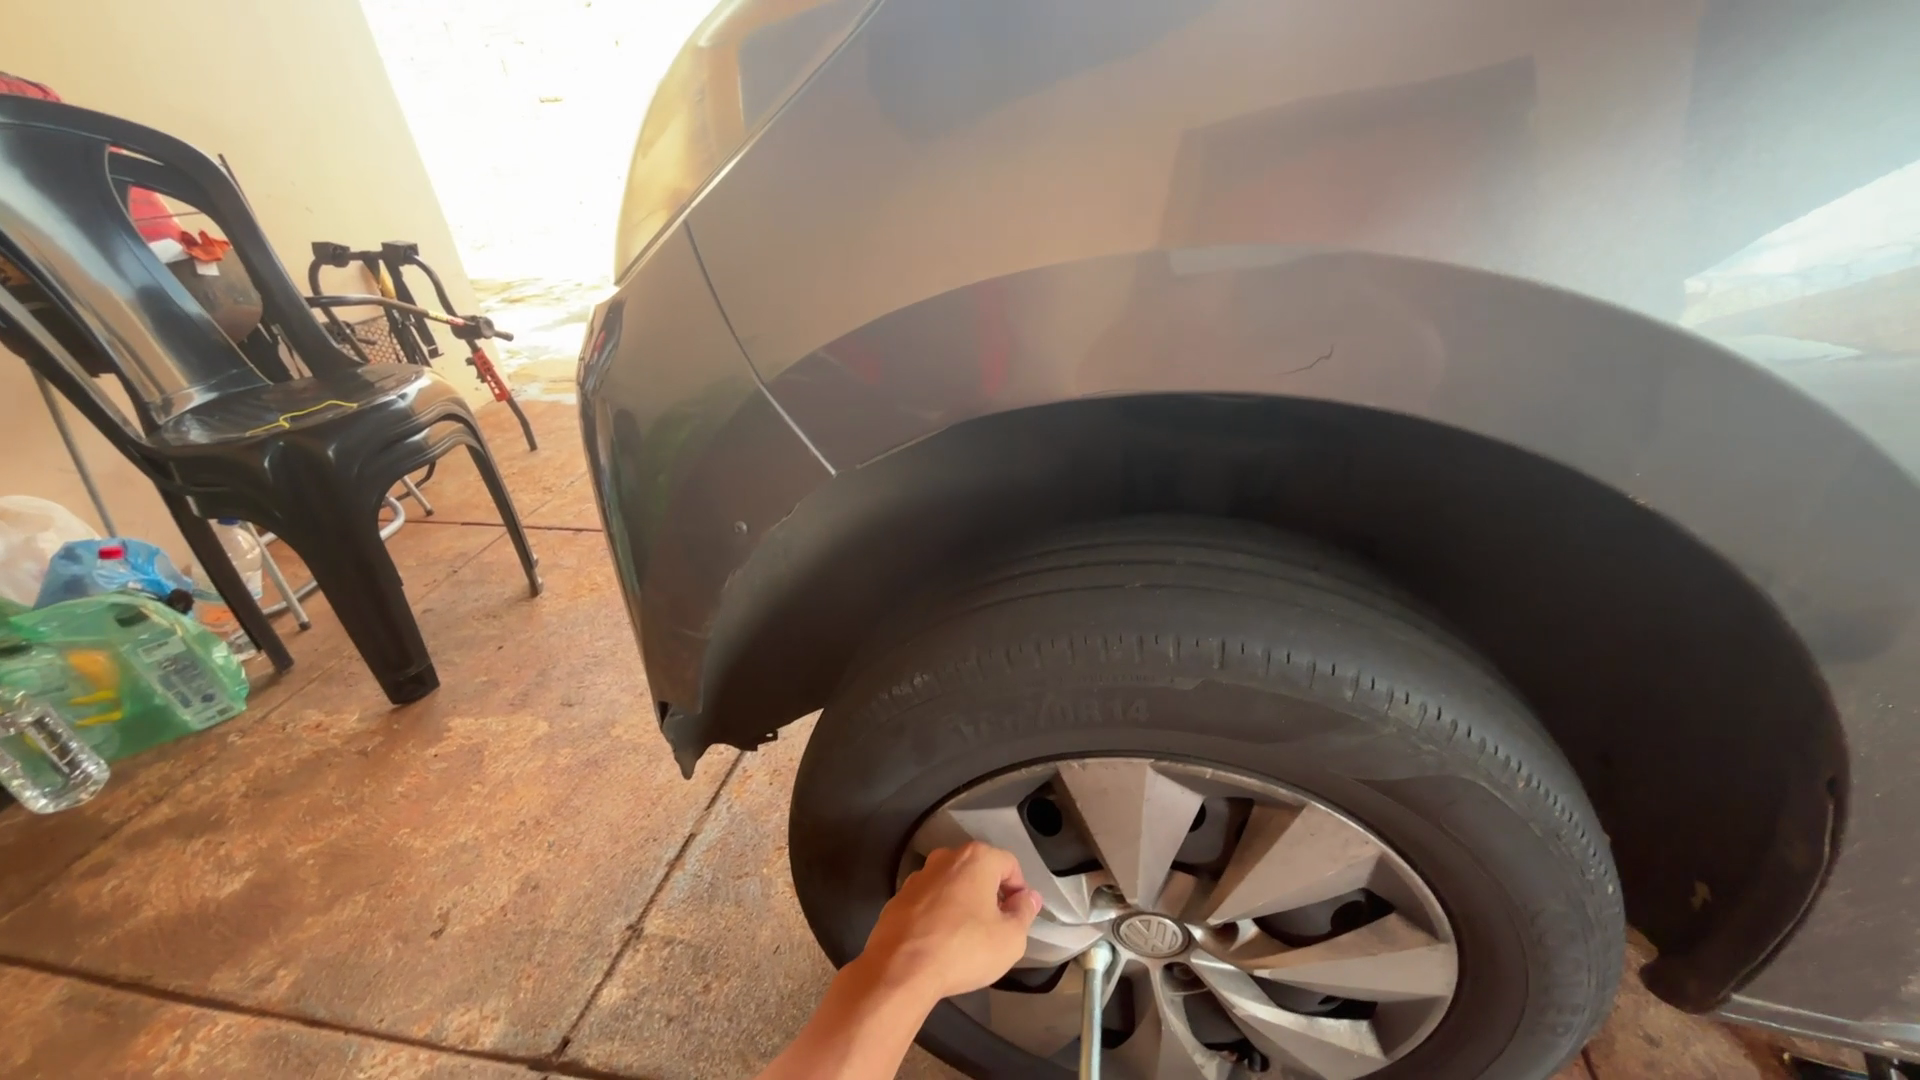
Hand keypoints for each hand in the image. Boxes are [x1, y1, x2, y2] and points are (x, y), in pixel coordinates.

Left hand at [852, 842, 1044, 1006]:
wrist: (901, 969)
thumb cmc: (964, 949)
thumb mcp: (1010, 938)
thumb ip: (1024, 913)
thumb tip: (1029, 897)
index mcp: (976, 858)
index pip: (1010, 864)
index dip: (1019, 891)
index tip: (1018, 917)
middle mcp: (945, 858)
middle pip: (979, 871)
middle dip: (990, 895)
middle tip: (995, 928)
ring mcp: (918, 876)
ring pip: (952, 885)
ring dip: (963, 903)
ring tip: (966, 938)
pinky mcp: (899, 898)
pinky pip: (928, 901)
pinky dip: (938, 914)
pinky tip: (939, 942)